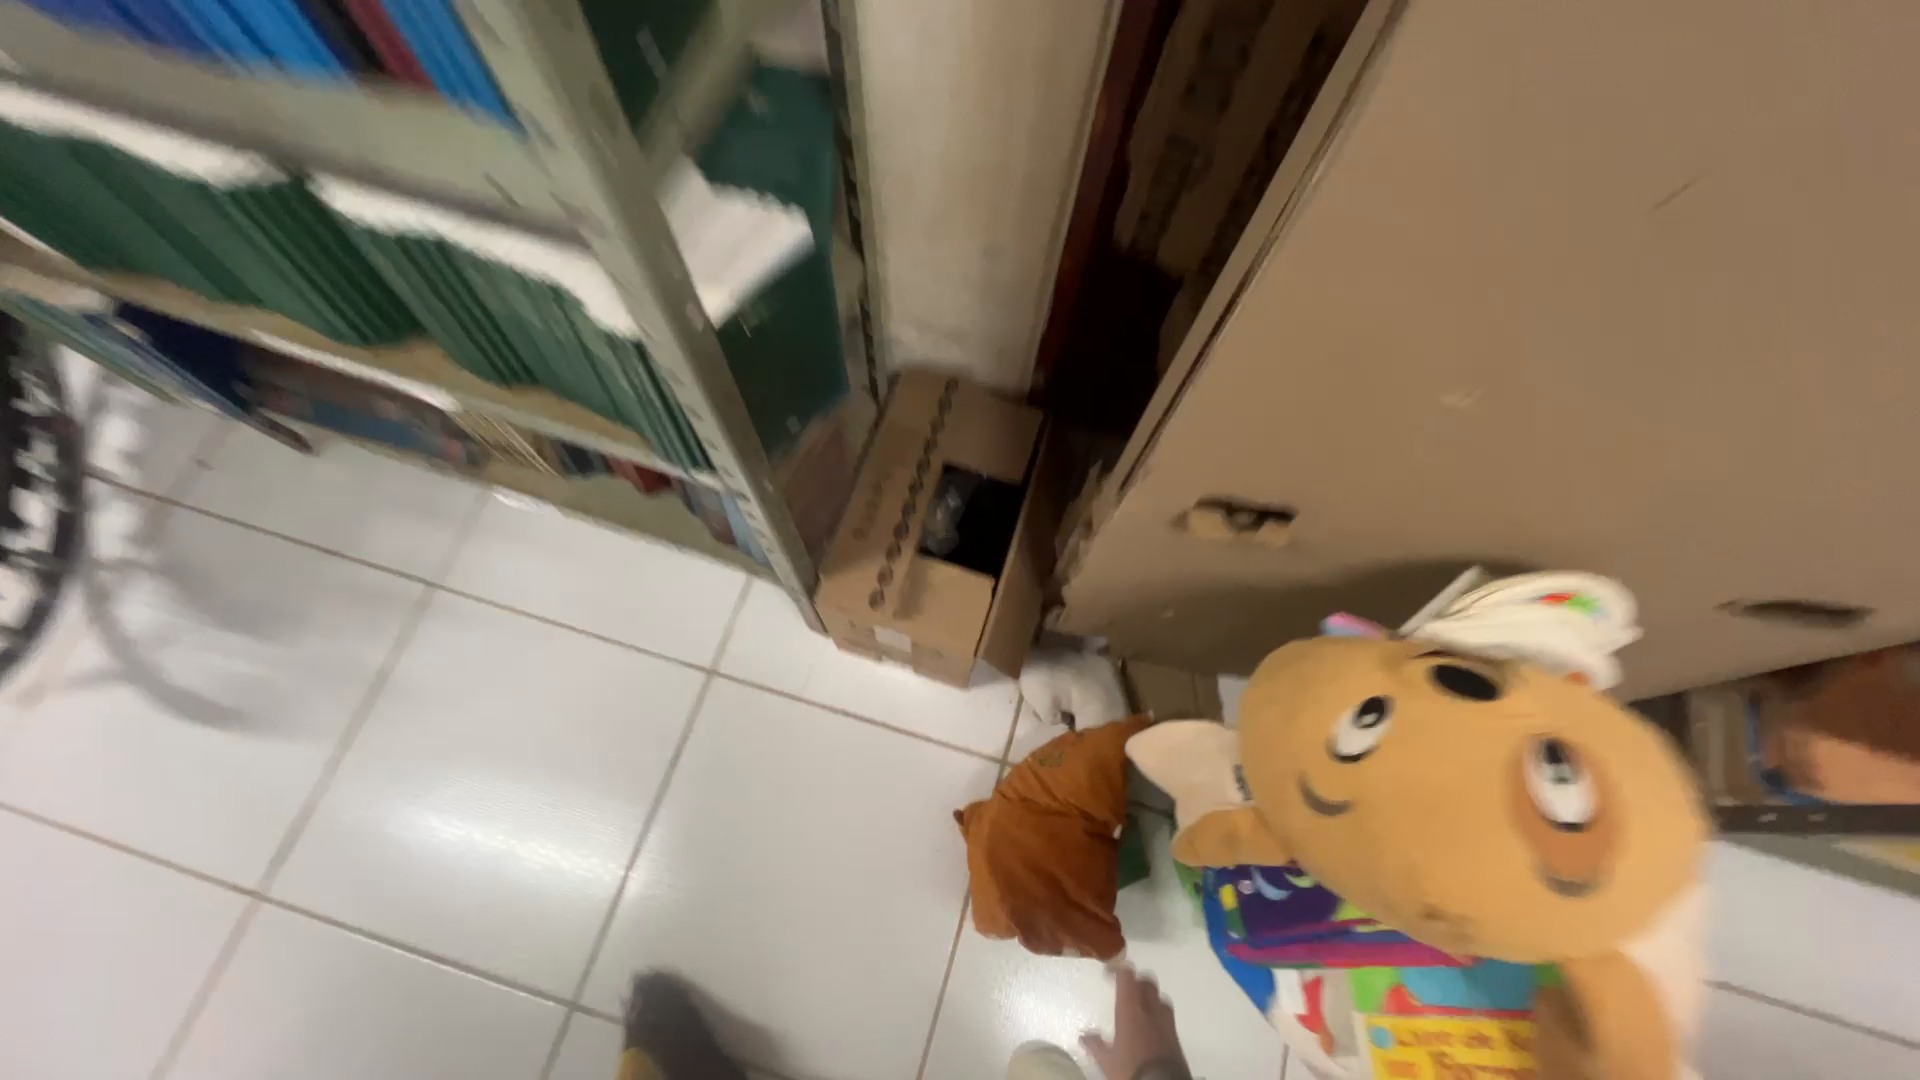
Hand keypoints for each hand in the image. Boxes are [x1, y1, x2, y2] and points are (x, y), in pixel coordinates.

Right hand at [1081, 965, 1189, 1079]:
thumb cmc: (1131, 1070)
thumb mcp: (1107, 1062)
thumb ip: (1096, 1045)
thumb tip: (1084, 1036)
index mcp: (1130, 1010)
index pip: (1127, 976)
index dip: (1118, 969)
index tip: (1108, 972)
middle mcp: (1150, 1010)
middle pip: (1147, 982)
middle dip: (1137, 981)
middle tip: (1126, 989)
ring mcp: (1166, 1023)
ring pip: (1161, 998)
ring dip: (1151, 997)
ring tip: (1141, 1006)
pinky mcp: (1177, 1037)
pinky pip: (1168, 1017)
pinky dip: (1159, 1015)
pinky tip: (1152, 1027)